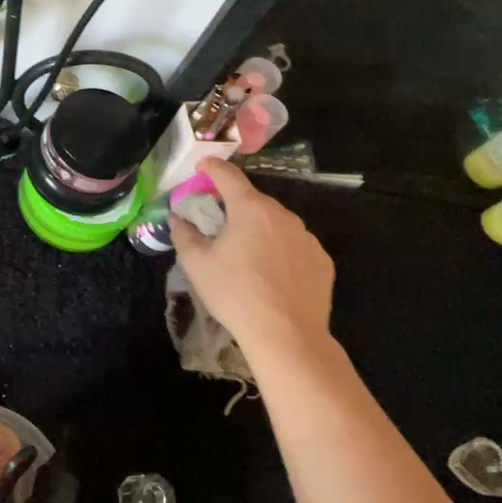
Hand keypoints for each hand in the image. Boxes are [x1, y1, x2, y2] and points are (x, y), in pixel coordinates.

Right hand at [171, 158, 333, 356]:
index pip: (228, 175)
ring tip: (246, 254)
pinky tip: (272, 274)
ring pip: (276, 223)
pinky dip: (280, 250)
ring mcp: (307, 237)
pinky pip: (295, 245)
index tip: (201, 167)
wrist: (288, 336)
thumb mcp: (197, 264)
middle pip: (253, 201)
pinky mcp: (322, 260)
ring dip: (259, 229)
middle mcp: (282, 215)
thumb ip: (184, 234)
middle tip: (218, 223)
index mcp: (250, 209)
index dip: (211, 167)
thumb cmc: (236, 294)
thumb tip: (180, 218)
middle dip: (234, 205)